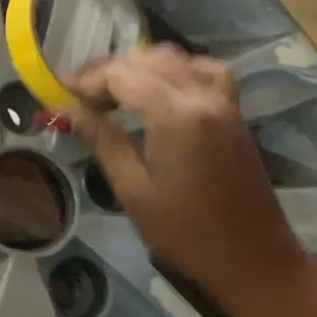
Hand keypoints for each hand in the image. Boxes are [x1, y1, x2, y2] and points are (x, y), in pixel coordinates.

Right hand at [68, 46, 310, 304]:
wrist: (254, 258)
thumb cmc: (187, 232)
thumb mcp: (133, 190)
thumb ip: (103, 140)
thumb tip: (68, 111)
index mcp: (177, 116)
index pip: (122, 74)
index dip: (87, 79)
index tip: (62, 95)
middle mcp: (203, 96)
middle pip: (146, 60)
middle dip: (108, 70)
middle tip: (81, 96)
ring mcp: (224, 101)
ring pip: (175, 58)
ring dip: (139, 66)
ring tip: (113, 92)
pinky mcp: (234, 111)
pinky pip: (202, 70)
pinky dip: (175, 70)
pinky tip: (158, 90)